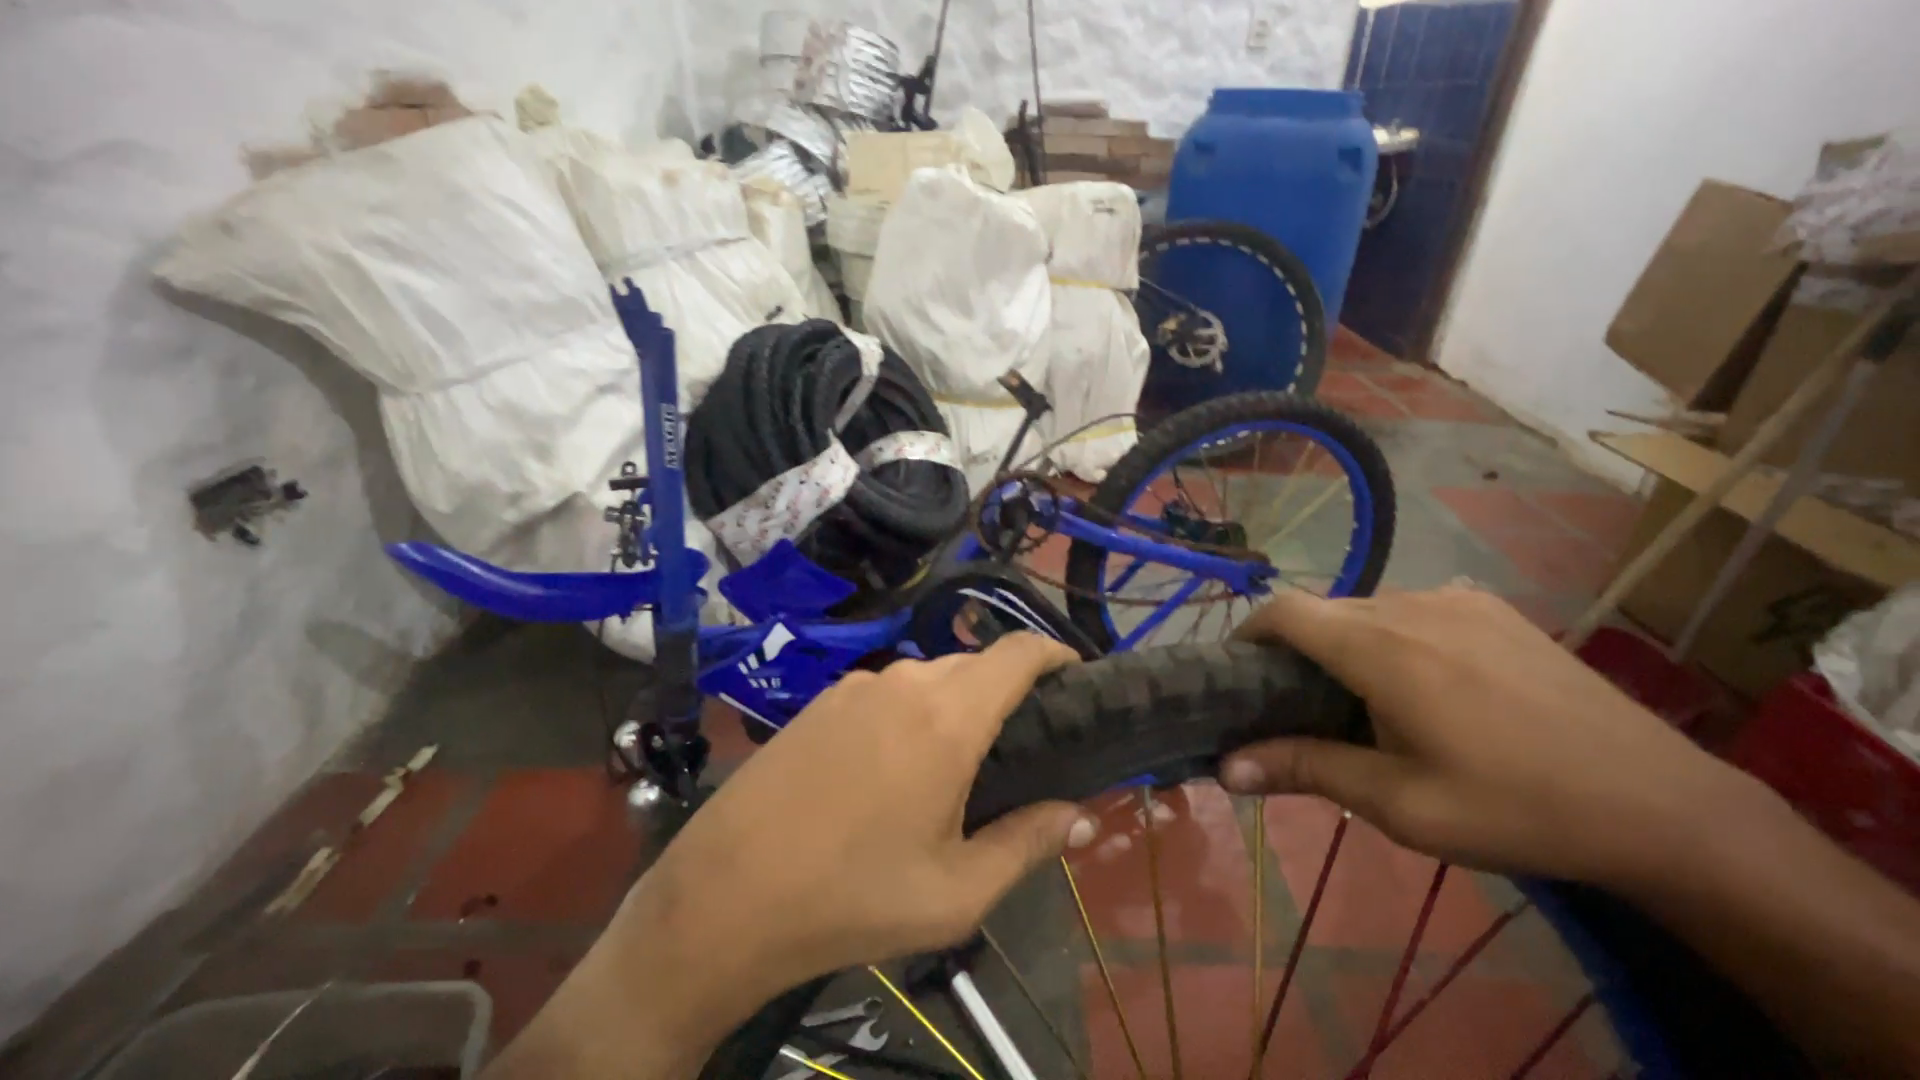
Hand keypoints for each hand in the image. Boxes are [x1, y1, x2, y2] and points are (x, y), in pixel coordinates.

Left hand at [638, 633, 1095, 996]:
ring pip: (926, 679)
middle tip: (1021, 749)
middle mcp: (902, 684)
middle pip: (974, 665)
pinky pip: (883, 694)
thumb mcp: (957, 892)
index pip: (1018, 651)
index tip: (1075, 679)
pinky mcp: (815, 704)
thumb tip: (1080, 815)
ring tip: (956, 767)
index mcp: (948, 717)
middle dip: (1007, 692)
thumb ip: (1029, 844)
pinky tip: (893, 770)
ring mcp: (851, 688)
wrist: (725, 895)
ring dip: (954, 706)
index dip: (1055, 654)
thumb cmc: (854, 898)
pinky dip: (909, 714)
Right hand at [1217, 587, 1772, 888]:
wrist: (1656, 803)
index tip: (1237, 676)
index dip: (1249, 633)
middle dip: (1297, 649)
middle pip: (1326, 610)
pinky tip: (1425, 687)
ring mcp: (1463, 602)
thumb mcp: (1400, 804)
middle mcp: (1415, 607)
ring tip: (1361, 703)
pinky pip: (1419, 609)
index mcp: (1382, 648)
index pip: (1286, 611)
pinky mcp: (1499, 611)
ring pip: (1372, 608)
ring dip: (1347, 643)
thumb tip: (1224, 769)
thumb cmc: (1514, 808)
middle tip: (1296, 709)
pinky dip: (1394, 636)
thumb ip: (1307, 769)